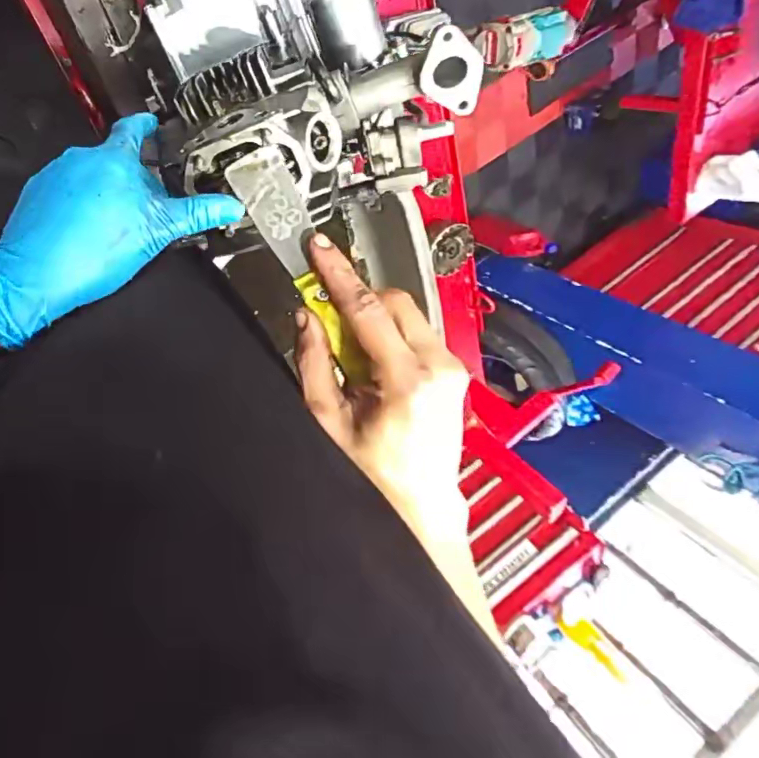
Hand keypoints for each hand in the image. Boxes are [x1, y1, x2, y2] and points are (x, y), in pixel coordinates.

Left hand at [0, 113, 244, 347]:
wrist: (32, 278)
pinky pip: (65, 190)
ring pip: (88, 174)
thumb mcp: (156, 233)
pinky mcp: (35, 194)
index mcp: (112, 159)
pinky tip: (88, 229)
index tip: (151, 124)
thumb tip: (229, 206)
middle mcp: (80, 159)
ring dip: (104, 190)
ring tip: (116, 221)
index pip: (133, 128)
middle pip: (114, 157)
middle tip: (146, 198)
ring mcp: (54, 175)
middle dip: (130, 174)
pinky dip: (79, 202)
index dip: (146, 125)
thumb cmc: (90, 253)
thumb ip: (195, 214)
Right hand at [294, 233, 470, 544]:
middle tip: (326, 316)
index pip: (367, 307)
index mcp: (409, 380)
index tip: (319, 246)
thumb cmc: (376, 479)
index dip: (336, 272)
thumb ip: (314, 362)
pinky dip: (388, 334)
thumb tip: (306, 317)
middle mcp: (440, 368)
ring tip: (350, 355)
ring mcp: (452, 369)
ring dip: (372, 318)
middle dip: (357, 298)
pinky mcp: (452, 374)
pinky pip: (416, 332)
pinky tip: (370, 362)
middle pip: (393, 300)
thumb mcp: (329, 421)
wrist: (421, 512)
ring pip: (406, 313)